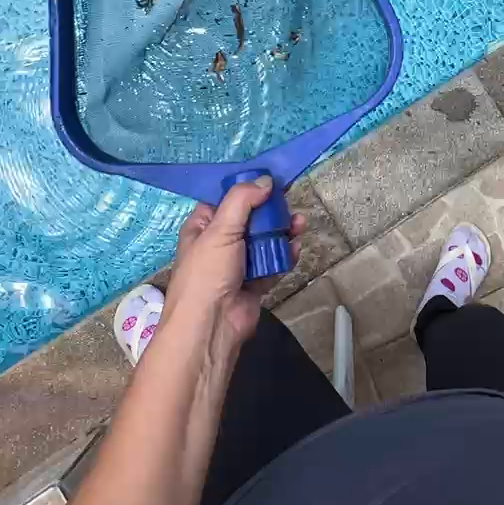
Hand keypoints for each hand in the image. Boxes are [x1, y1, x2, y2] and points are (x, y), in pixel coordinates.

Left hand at [159, 177, 303, 367]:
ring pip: (266, 239)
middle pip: (251, 217)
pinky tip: (296, 247)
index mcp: (203, 226)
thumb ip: (242, 200)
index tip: (270, 178)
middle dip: (271, 210)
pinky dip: (286, 255)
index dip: (247, 187)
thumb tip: (266, 179)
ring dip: (283, 231)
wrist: (212, 326)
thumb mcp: (220, 229)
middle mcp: (220, 242)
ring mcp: (239, 263)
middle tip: (289, 200)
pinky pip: (274, 262)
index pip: (225, 199)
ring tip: (299, 224)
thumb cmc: (207, 274)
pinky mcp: (256, 281)